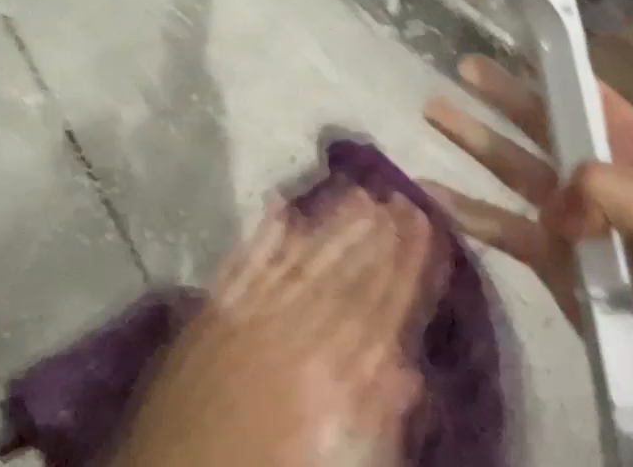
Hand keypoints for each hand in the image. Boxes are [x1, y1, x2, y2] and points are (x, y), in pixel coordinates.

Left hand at [111, 187, 439, 466]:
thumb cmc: (266, 466)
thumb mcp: (338, 456)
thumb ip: (372, 412)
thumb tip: (407, 369)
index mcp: (327, 376)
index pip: (378, 310)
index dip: (405, 266)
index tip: (424, 226)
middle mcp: (289, 335)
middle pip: (342, 278)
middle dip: (375, 238)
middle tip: (400, 197)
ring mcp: (245, 318)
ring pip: (298, 262)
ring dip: (329, 226)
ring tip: (357, 193)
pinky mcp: (207, 315)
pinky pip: (241, 266)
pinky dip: (261, 236)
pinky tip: (279, 207)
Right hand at [422, 56, 632, 466]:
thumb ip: (616, 194)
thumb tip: (550, 199)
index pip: (598, 104)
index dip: (560, 71)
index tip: (520, 39)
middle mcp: (609, 189)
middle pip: (548, 131)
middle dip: (507, 98)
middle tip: (464, 67)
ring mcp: (579, 230)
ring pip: (519, 174)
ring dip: (478, 144)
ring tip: (434, 113)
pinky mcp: (557, 271)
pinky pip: (507, 230)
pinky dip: (471, 211)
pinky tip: (435, 195)